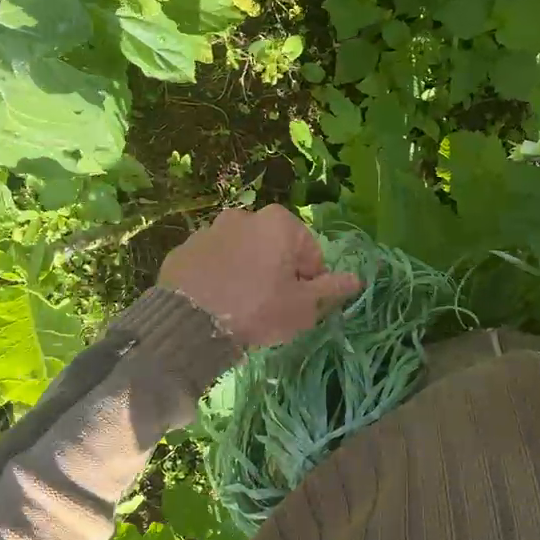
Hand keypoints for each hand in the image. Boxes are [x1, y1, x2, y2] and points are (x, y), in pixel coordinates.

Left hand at [158, 205, 361, 347]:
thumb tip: (356, 279)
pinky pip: (211, 263)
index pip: (309, 252)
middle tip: (272, 306)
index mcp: (279, 223)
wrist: (188, 323)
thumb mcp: (303, 306)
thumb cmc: (257, 308)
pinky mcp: (183, 249)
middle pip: (274, 248)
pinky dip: (217, 277)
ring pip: (241, 253)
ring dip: (247, 272)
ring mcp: (209, 230)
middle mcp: (244, 216)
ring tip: (241, 306)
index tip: (299, 303)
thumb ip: (331, 289)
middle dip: (277, 272)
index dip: (310, 281)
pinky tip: (215, 303)